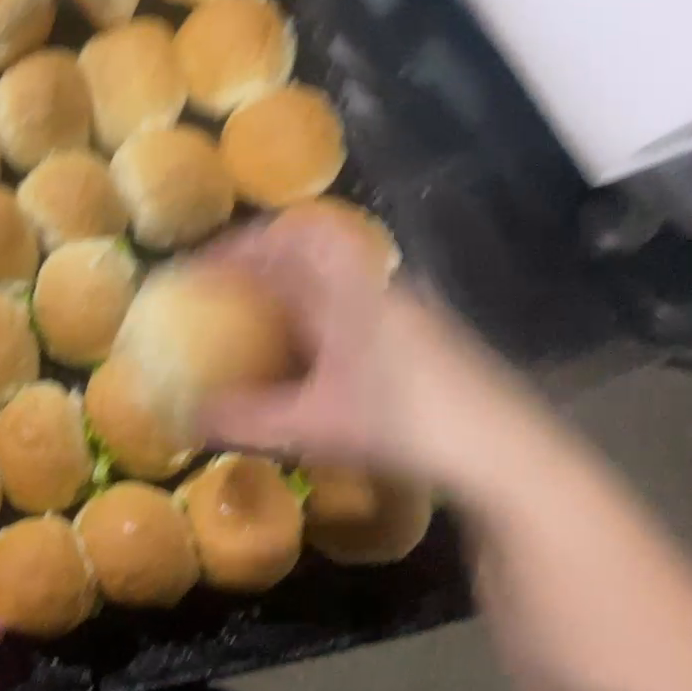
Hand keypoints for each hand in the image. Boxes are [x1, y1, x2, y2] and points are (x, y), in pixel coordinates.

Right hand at [195, 216, 548, 492]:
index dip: (240, 246)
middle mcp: (377, 290)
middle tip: (220, 293)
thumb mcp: (311, 425)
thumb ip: (246, 420)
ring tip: (255, 323)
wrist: (501, 449)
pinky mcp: (420, 336)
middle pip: (310, 255)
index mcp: (348, 295)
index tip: (200, 266)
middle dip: (259, 267)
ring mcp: (404, 311)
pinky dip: (314, 315)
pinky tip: (305, 357)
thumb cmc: (401, 423)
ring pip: (333, 282)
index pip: (289, 242)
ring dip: (289, 291)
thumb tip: (190, 419)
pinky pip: (350, 306)